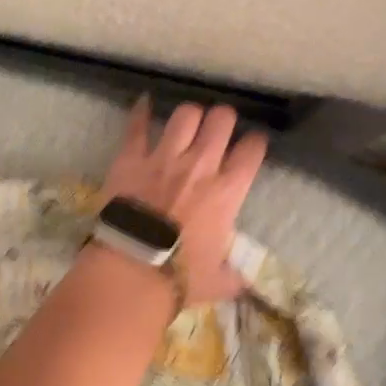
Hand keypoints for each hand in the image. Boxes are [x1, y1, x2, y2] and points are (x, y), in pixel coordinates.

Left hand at [99, 98, 268, 302]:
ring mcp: (164, 157)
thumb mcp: (218, 281)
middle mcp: (201, 165)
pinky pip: (136, 126)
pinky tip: (143, 103)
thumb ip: (233, 275)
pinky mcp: (131, 158)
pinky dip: (140, 112)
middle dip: (223, 120)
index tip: (251, 146)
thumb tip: (243, 282)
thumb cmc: (180, 275)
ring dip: (189, 116)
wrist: (133, 268)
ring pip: (185, 115)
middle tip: (218, 128)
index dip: (254, 144)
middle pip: (221, 120)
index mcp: (228, 191)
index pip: (252, 151)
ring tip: (188, 122)